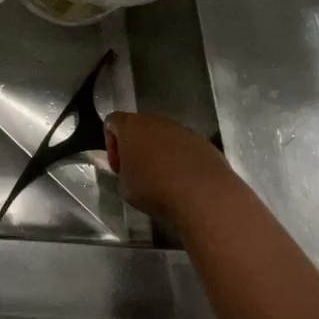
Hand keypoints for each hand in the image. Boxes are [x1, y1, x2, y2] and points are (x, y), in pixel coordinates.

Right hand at [106, 111, 234, 219]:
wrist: (204, 197)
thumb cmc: (155, 190)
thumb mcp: (125, 187)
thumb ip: (124, 173)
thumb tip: (132, 172)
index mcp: (131, 126)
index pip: (112, 122)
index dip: (111, 144)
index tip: (119, 168)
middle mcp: (157, 121)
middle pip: (142, 127)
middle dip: (138, 148)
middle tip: (139, 173)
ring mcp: (184, 131)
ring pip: (166, 138)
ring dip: (162, 154)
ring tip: (165, 181)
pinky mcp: (206, 144)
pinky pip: (188, 149)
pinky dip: (184, 162)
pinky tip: (186, 184)